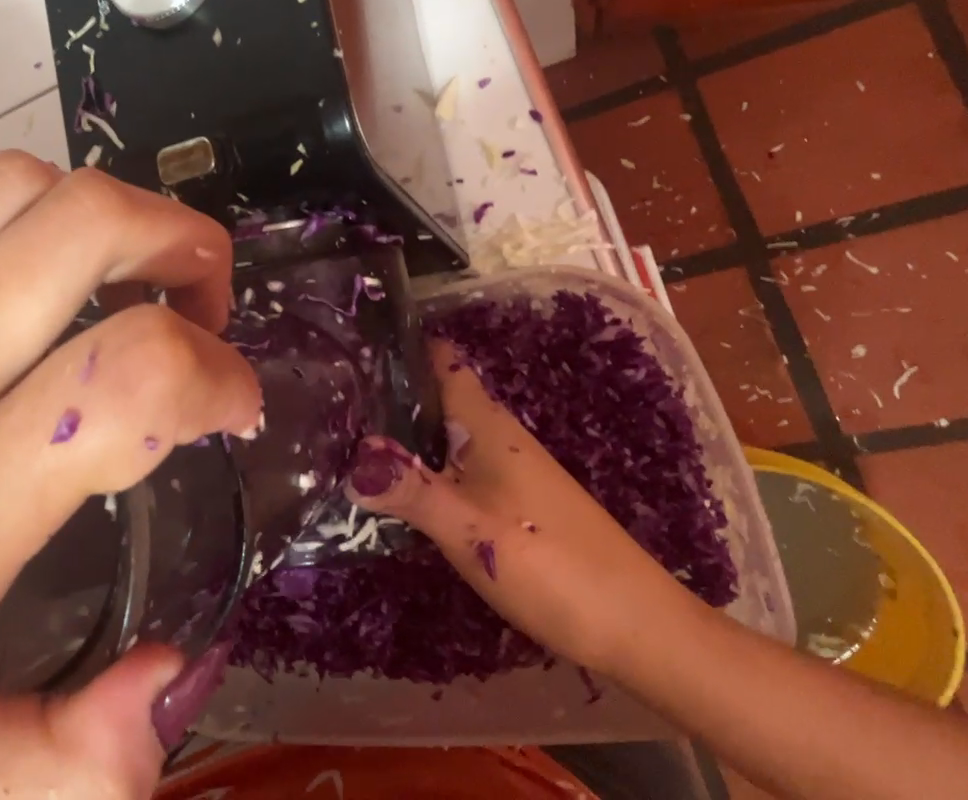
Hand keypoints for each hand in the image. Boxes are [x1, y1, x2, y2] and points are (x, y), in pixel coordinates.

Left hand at [0, 154, 262, 798]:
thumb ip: (70, 766)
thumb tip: (171, 677)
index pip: (126, 379)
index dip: (215, 374)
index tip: (233, 406)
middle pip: (85, 229)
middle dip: (182, 244)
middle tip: (202, 305)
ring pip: (26, 188)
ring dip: (112, 216)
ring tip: (130, 280)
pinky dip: (37, 215)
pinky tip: (44, 275)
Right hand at [345, 341, 703, 673]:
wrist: (639, 630)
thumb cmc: (554, 567)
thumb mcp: (471, 530)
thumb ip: (410, 492)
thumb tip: (348, 462)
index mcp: (490, 428)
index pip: (445, 363)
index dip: (403, 344)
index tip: (351, 336)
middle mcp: (499, 440)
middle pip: (436, 398)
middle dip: (388, 390)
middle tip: (327, 389)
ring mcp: (508, 474)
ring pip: (443, 435)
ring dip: (401, 430)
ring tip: (343, 430)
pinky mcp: (512, 506)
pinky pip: (453, 468)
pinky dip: (421, 466)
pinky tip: (392, 484)